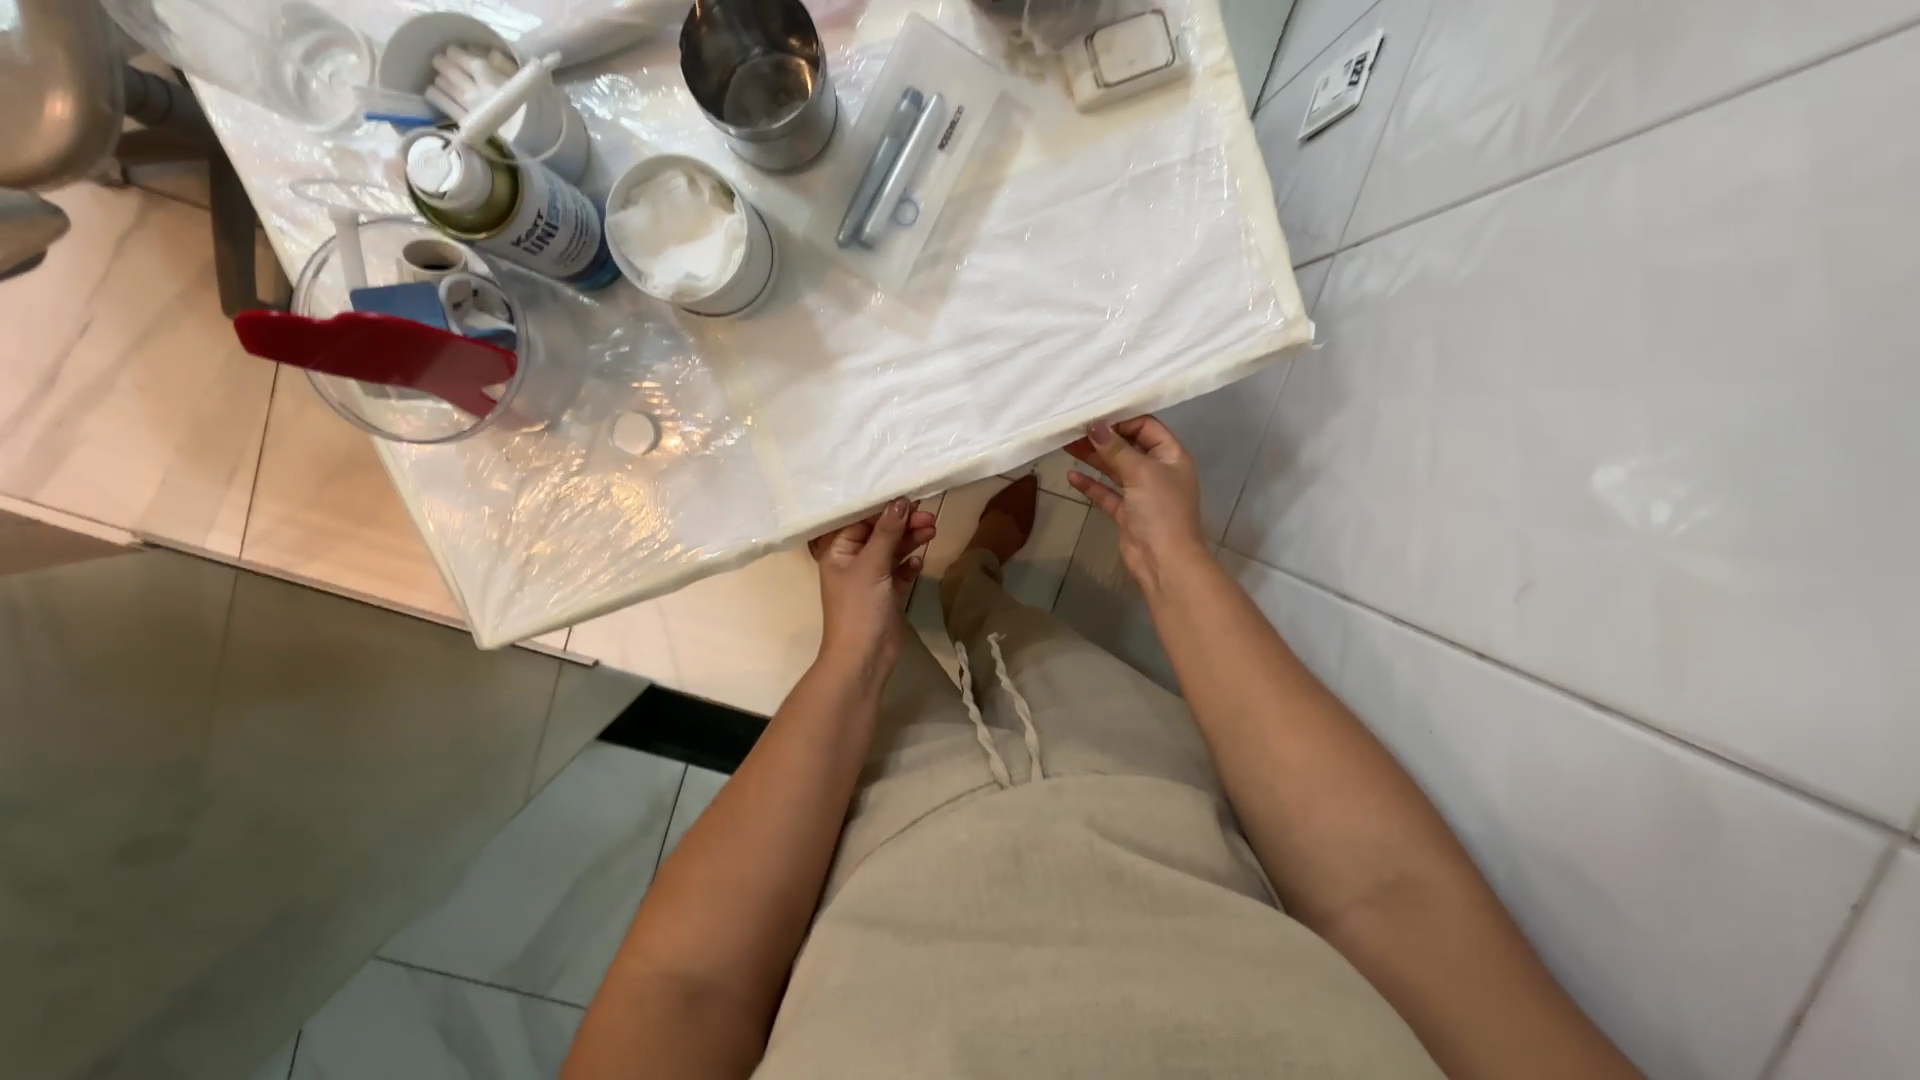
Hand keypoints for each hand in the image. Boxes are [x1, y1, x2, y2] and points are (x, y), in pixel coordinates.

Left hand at [807, 498, 936, 676]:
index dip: (884, 507)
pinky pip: (901, 571)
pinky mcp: (888, 594)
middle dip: (903, 523)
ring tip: (932, 530)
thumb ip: (886, 532)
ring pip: (893, 550)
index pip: (861, 520)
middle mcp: (853, 561)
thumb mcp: (871, 564)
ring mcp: (872, 578)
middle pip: (880, 533)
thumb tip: (900, 501)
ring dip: (911, 540)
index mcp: (838, 551)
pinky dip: (910, 564)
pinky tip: (919, 561)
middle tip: (928, 516)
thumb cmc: (859, 607)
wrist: (863, 657)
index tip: (910, 496)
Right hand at [1065, 417, 1207, 593]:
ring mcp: (1141, 493)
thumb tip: (1094, 425)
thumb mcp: (1141, 472)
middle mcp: (1157, 471)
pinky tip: (1071, 476)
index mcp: (1171, 456)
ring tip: (1066, 445)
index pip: (1146, 427)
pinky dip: (1090, 484)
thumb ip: (1116, 448)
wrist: (1164, 561)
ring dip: (1093, 457)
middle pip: (1127, 447)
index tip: (1094, 417)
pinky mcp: (1126, 512)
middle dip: (1102, 438)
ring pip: (1114, 469)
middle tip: (1073, 429)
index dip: (1121, 421)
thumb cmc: (1160, 510)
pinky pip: (1106, 492)